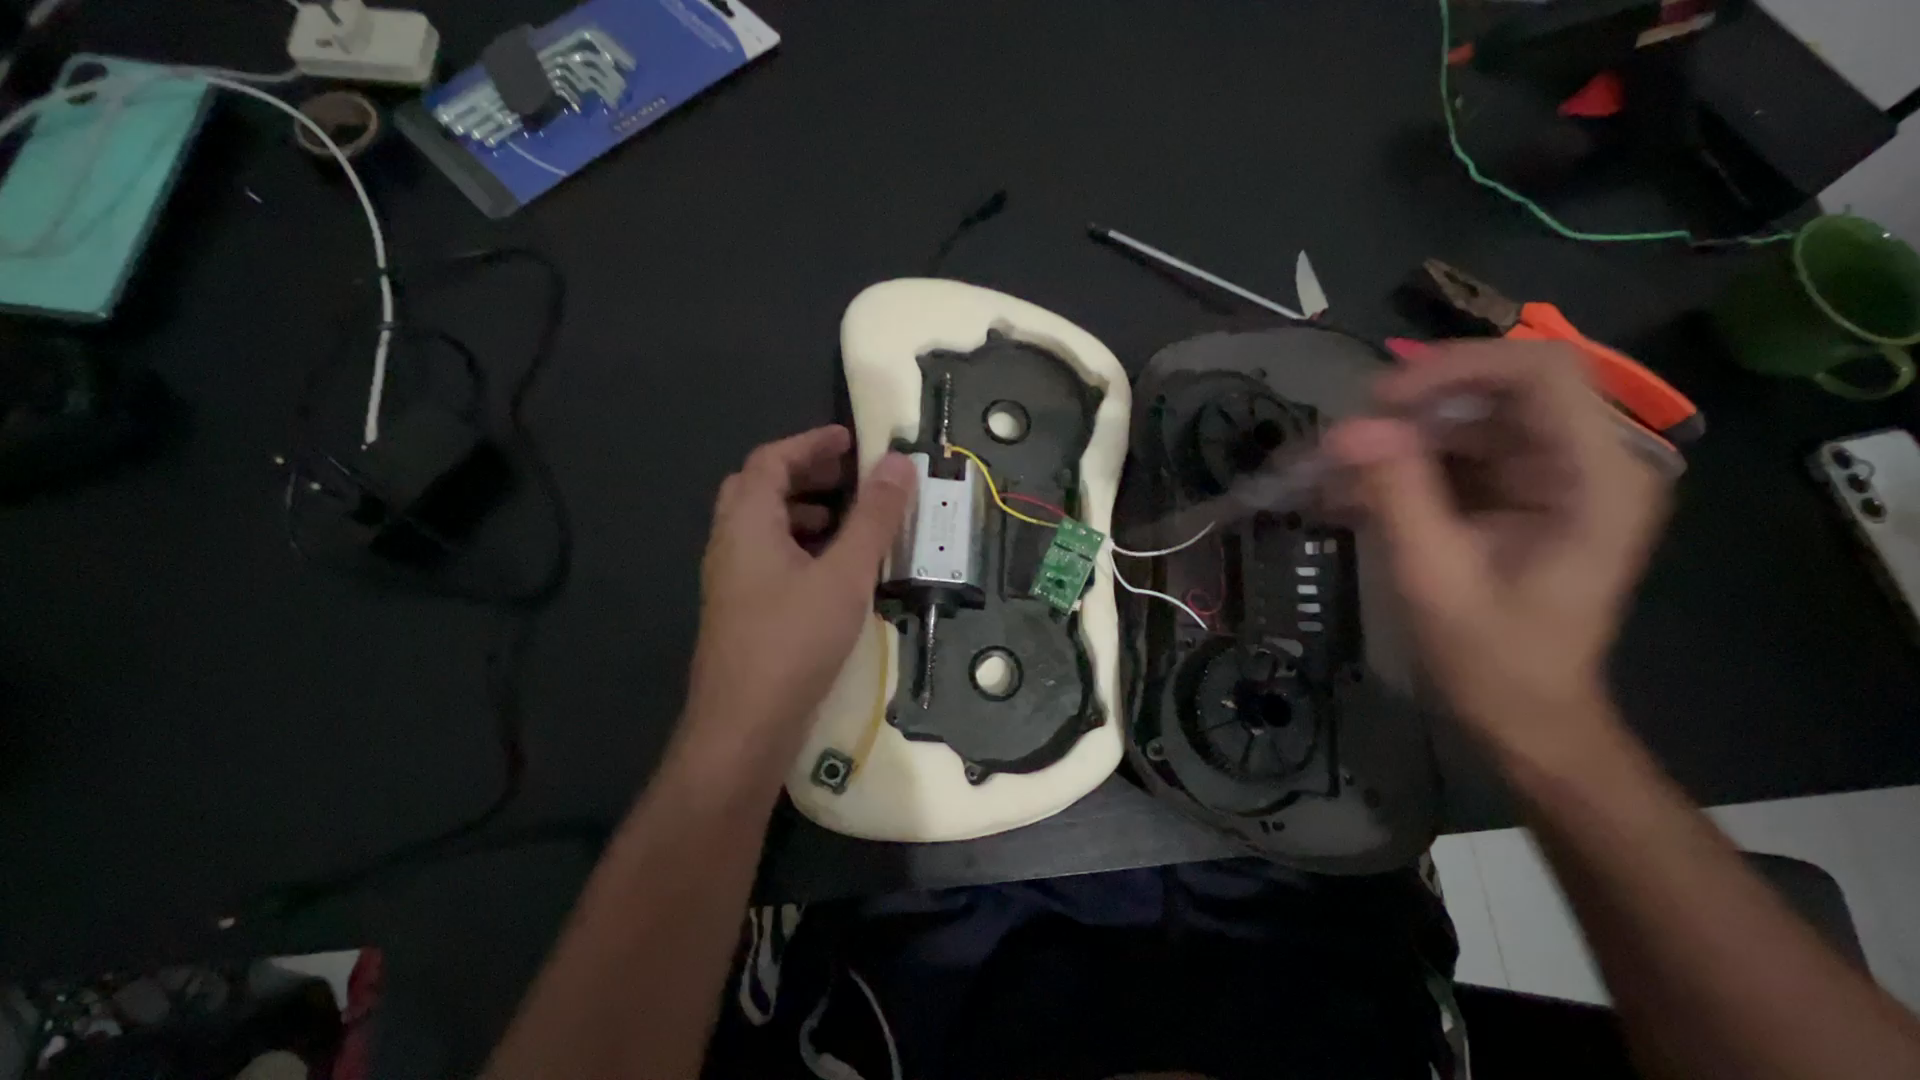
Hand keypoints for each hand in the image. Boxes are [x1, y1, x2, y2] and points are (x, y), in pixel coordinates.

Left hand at [685, 425, 914, 739]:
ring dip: (803, 512)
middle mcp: (729, 545)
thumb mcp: (845, 575)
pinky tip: (833, 574)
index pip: (771, 460)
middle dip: (804, 474)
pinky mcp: (741, 614)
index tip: (851, 440)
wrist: (743, 727)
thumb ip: (873, 518)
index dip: (810, 443)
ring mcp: (731, 582)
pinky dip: (800, 548)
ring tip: (848, 522)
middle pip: (759, 489)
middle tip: (849, 476)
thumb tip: (898, 462)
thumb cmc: (793, 642)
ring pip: (762, 527)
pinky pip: (768, 560)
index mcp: (747, 523)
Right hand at [1324, 342, 1669, 750]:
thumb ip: (1397, 497)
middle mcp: (1585, 460)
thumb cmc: (1496, 662)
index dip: (1455, 368)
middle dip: (1412, 410)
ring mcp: (1551, 473)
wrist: (1528, 718)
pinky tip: (1347, 496)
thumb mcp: (1436, 581)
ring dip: (1395, 441)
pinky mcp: (1518, 491)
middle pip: (1497, 388)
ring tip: (1330, 477)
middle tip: (1343, 447)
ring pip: (1466, 417)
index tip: (1379, 403)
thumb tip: (1345, 429)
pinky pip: (1454, 453)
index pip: (1540, 372)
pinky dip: (1400, 467)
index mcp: (1597, 477)